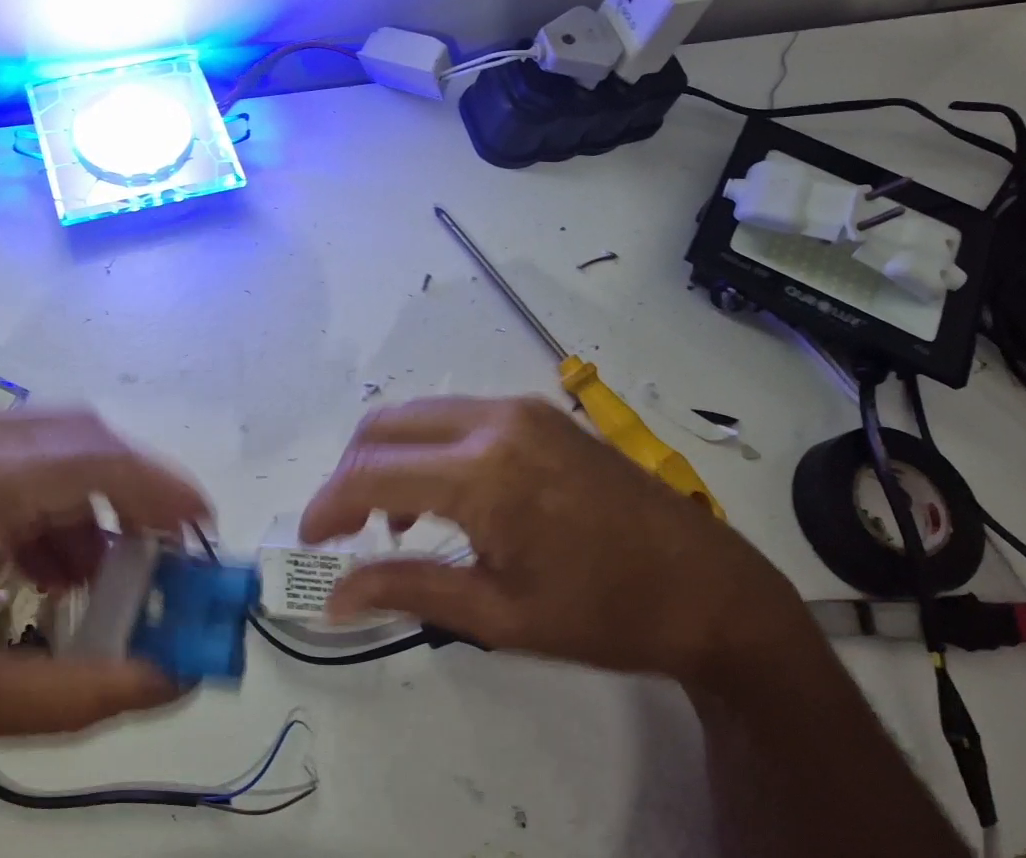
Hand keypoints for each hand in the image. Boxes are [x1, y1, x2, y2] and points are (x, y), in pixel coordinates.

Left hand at [0, 407, 208, 856]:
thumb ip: (78, 691)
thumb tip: (173, 681)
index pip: (100, 462)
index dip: (167, 494)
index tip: (204, 533)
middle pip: (70, 436)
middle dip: (126, 494)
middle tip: (152, 562)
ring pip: (22, 441)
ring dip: (68, 497)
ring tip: (75, 578)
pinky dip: (14, 496)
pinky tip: (3, 562)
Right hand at [300, 396, 811, 686]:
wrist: (713, 591)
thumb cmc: (605, 614)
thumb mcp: (499, 614)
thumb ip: (407, 590)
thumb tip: (334, 597)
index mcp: (484, 474)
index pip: (371, 474)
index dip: (327, 506)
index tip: (311, 542)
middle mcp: (495, 422)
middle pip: (383, 427)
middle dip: (349, 475)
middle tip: (345, 531)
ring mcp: (521, 410)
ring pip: (417, 416)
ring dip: (387, 459)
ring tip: (392, 523)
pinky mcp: (540, 414)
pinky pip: (456, 417)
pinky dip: (427, 449)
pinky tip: (444, 499)